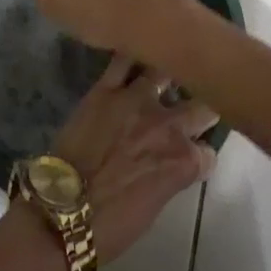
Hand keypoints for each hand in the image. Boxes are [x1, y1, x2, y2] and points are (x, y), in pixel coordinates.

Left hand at [49, 55, 217, 263]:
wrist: (62, 210)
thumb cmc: (112, 224)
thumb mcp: (157, 201)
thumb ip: (174, 171)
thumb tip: (179, 158)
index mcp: (185, 160)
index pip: (208, 149)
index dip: (202, 150)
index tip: (195, 151)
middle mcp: (168, 125)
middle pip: (201, 104)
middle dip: (203, 104)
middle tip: (196, 103)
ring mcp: (136, 100)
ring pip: (167, 71)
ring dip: (172, 72)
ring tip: (170, 68)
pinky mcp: (105, 88)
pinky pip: (123, 60)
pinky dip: (132, 53)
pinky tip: (136, 47)